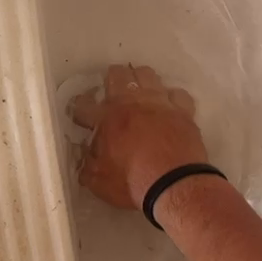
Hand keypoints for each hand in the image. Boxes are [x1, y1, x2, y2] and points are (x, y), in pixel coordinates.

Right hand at [70, 64, 209, 209]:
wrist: (174, 186)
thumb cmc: (131, 182)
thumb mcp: (97, 180)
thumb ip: (87, 163)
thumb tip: (84, 154)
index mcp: (105, 117)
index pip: (83, 104)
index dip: (78, 107)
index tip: (80, 115)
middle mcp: (131, 101)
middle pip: (117, 74)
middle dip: (110, 79)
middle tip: (111, 92)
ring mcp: (159, 103)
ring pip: (147, 74)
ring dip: (140, 80)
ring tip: (139, 93)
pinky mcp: (183, 111)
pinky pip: (176, 94)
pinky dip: (171, 98)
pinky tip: (168, 106)